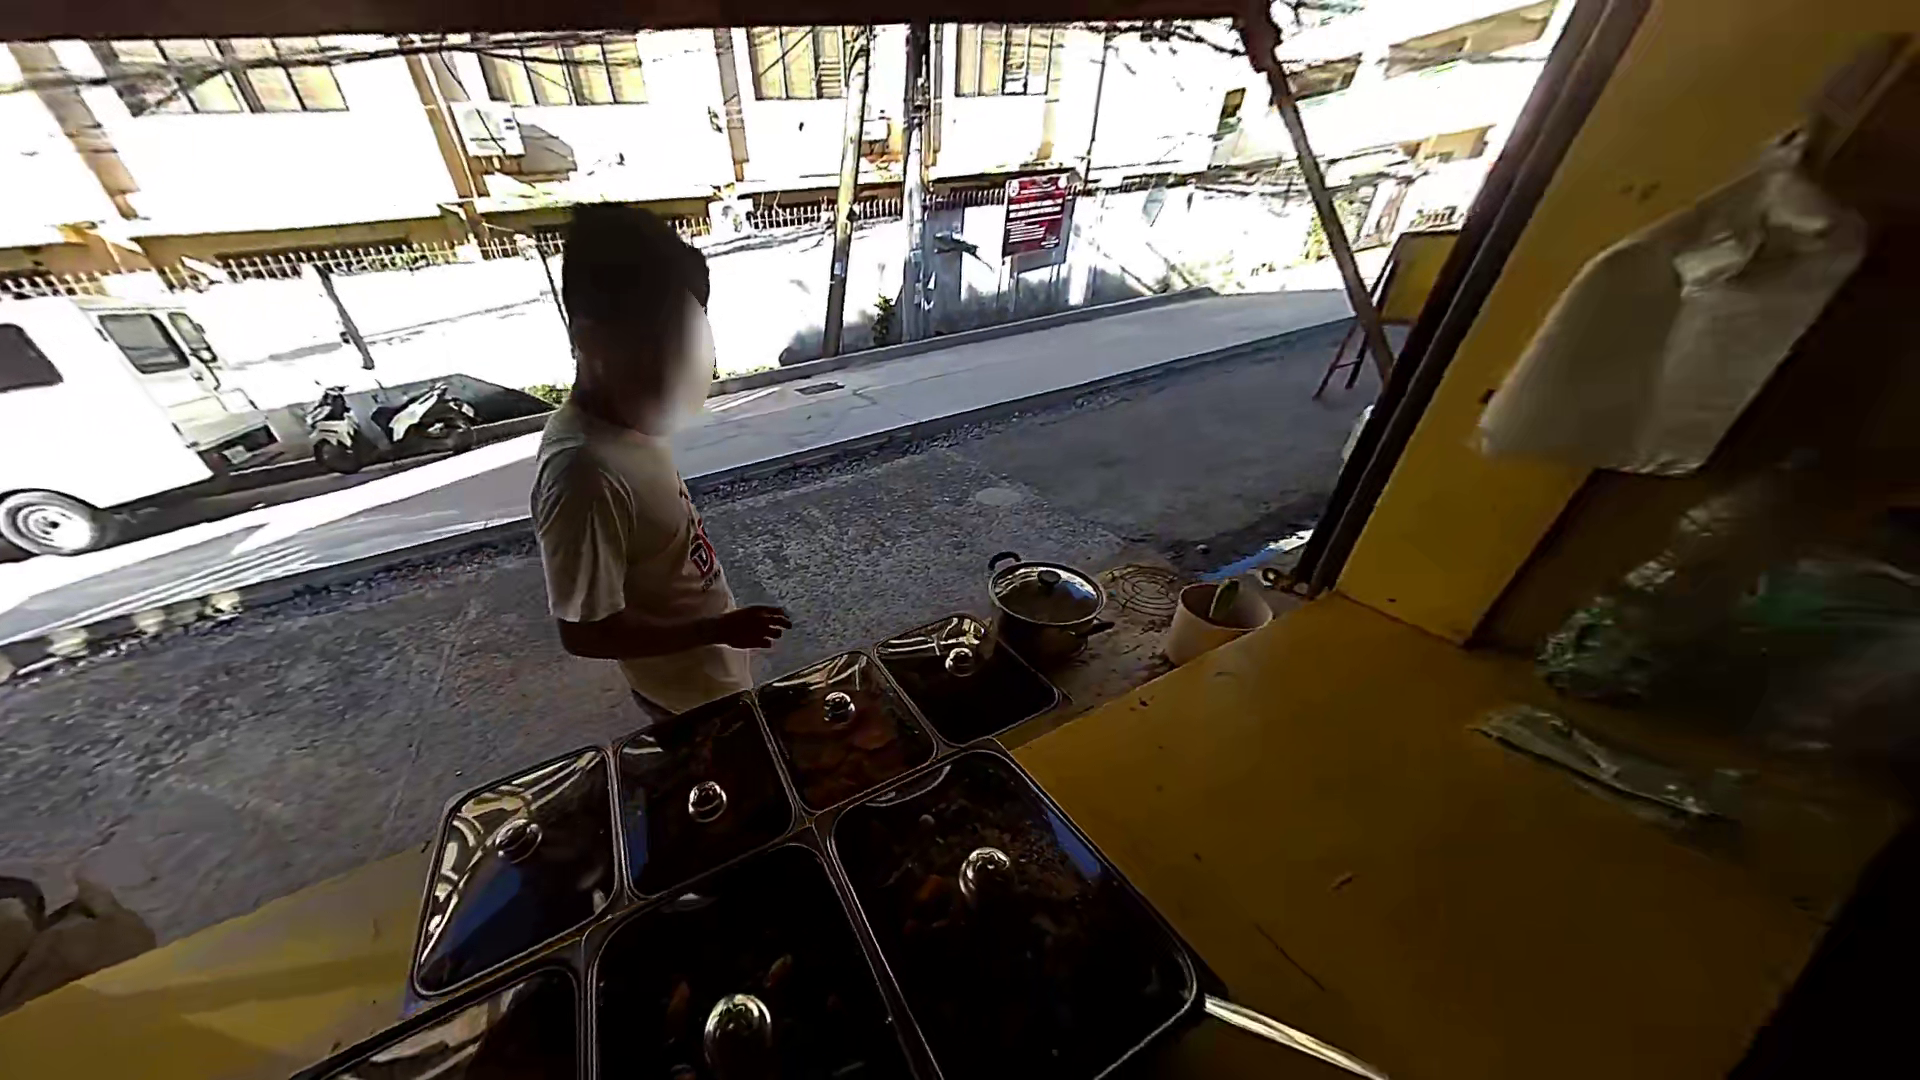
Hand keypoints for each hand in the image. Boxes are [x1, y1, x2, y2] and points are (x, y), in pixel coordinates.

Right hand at [712, 605, 790, 648]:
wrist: (722, 628)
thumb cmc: (733, 618)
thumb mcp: (748, 611)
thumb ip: (760, 612)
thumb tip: (771, 614)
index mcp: (760, 610)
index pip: (778, 611)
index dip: (783, 614)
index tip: (786, 616)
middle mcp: (763, 620)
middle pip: (782, 622)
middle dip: (787, 624)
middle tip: (789, 626)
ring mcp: (762, 631)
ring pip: (777, 633)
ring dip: (777, 634)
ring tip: (774, 635)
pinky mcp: (758, 642)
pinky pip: (769, 643)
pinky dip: (768, 643)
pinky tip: (765, 643)